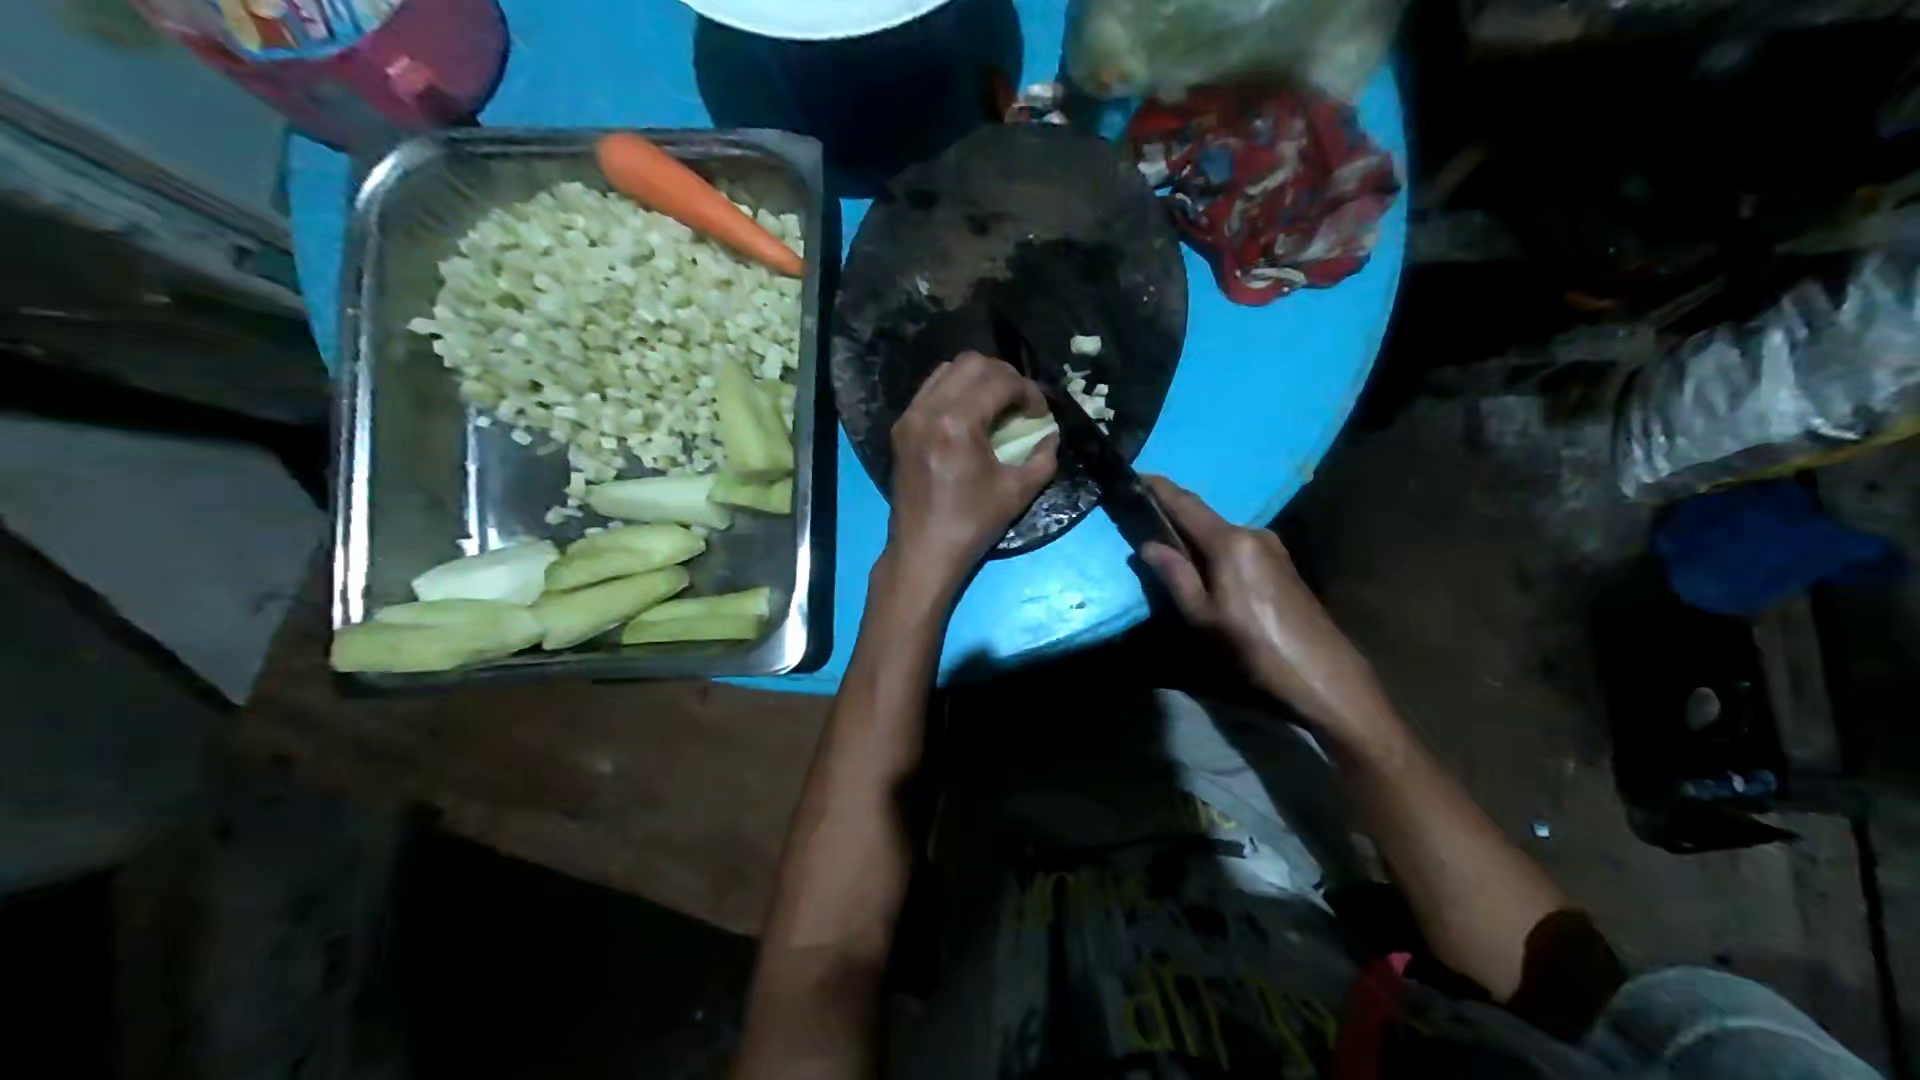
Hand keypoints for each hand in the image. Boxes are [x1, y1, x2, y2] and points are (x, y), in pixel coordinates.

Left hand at [887, 351, 1057, 593]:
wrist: (923, 550)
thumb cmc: (972, 523)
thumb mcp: (1018, 490)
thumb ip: (1043, 457)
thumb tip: (1050, 434)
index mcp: (956, 423)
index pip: (999, 381)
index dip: (1028, 390)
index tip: (1040, 413)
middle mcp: (928, 410)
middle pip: (972, 363)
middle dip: (1004, 376)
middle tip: (1021, 402)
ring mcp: (910, 416)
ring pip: (947, 370)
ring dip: (978, 379)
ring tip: (996, 404)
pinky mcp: (901, 428)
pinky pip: (930, 390)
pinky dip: (955, 391)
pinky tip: (970, 415)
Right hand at [1139, 476, 1392, 741]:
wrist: (1321, 673)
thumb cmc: (1253, 645)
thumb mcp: (1202, 616)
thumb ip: (1174, 575)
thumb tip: (1147, 545)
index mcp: (1230, 541)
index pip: (1186, 504)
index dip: (1158, 488)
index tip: (1135, 476)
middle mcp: (1253, 533)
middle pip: (1203, 516)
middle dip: (1172, 512)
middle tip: (1141, 515)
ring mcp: (1272, 547)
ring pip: (1220, 531)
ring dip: (1193, 533)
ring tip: (1166, 543)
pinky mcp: (1281, 564)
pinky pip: (1236, 545)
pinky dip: (1212, 547)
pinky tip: (1202, 564)